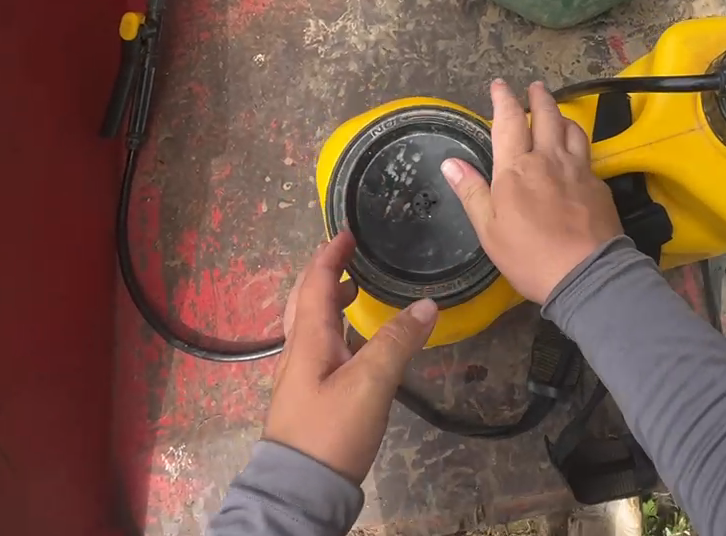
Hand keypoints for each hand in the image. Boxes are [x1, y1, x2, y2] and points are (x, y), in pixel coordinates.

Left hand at [263, 232, 437, 482]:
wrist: (298, 493)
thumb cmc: (330, 431)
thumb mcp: (370, 384)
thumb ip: (397, 342)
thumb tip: (427, 304)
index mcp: (309, 338)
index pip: (317, 282)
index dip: (331, 255)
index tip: (347, 232)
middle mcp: (299, 350)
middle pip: (306, 299)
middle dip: (326, 273)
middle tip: (350, 257)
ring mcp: (301, 375)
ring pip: (311, 324)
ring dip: (330, 300)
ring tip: (356, 292)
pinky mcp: (309, 397)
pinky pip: (320, 346)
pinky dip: (336, 328)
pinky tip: (355, 343)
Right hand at [440, 80, 621, 303]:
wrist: (587, 274)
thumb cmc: (530, 255)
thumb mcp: (489, 230)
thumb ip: (472, 192)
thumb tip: (450, 162)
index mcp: (517, 168)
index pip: (509, 121)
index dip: (504, 99)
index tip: (500, 85)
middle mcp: (549, 159)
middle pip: (546, 116)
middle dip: (539, 98)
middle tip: (535, 87)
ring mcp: (578, 169)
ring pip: (571, 129)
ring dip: (561, 115)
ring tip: (557, 113)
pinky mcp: (598, 184)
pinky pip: (587, 152)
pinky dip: (578, 141)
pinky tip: (576, 151)